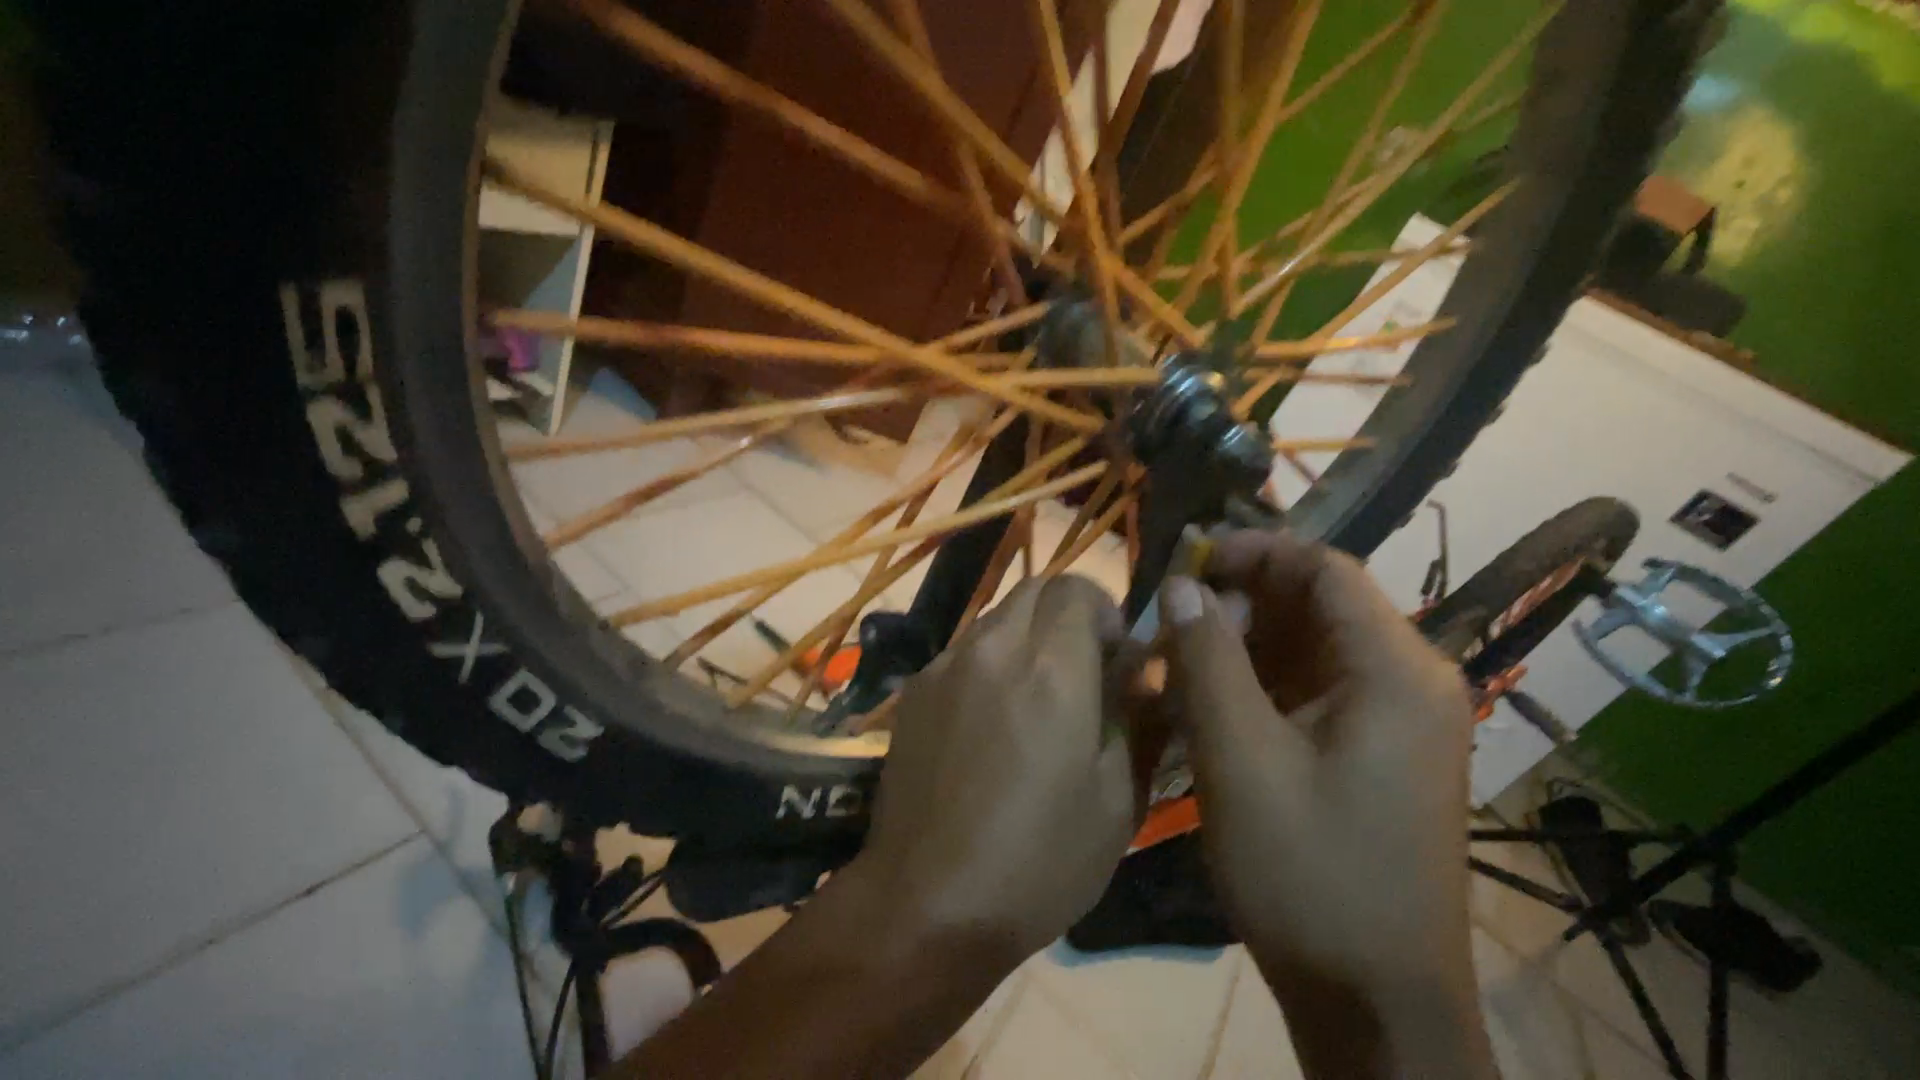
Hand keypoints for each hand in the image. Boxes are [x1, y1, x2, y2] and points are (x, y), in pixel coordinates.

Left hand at [852, 575, 1141, 962]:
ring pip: (995, 618)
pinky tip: (990, 724)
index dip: (1105, 610)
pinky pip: (962, 652)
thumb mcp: (1115, 800)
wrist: (926, 901)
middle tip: (1082, 671)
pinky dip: (989, 664)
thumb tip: (1140, 673)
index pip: (1078, 586)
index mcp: (1052, 671)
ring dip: (1026, 637)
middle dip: (1066, 614)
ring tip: (1036, 700)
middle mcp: (992, 651)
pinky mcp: (913, 693)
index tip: (1116, 657)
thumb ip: (1132, 718)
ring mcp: (944, 668)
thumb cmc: (1038, 863)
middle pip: (1034, 589)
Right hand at [1160, 533, 1482, 1040]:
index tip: (1184, 561)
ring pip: (1314, 651)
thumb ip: (1207, 661)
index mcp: (1396, 670)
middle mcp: (1413, 682)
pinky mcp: (1383, 757)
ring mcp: (1403, 723)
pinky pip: (1320, 694)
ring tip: (1178, 666)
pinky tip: (1212, 708)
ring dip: (1246, 647)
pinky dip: (1265, 688)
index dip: (1251, 552)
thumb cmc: (1309, 875)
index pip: (1324, 568)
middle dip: (1240, 603)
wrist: (1378, 1004)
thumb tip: (1182, 585)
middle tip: (1169, 623)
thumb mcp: (1240, 760)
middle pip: (1320, 606)